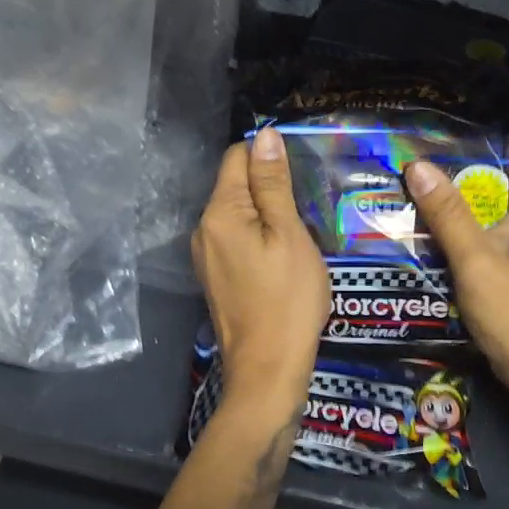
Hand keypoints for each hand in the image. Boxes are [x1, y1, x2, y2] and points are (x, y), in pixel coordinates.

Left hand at [193, 128, 330, 413]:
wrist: (267, 373)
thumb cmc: (286, 299)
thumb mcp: (289, 234)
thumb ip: (273, 183)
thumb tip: (264, 135)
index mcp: (219, 212)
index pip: (238, 156)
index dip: (269, 157)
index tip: (299, 175)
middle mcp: (203, 227)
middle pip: (235, 183)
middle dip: (268, 185)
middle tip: (306, 204)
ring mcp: (205, 254)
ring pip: (237, 211)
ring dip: (265, 212)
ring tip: (299, 230)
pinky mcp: (214, 275)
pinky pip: (235, 236)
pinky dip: (257, 235)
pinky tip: (281, 254)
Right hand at [405, 146, 508, 393]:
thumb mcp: (474, 261)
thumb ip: (447, 212)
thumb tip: (417, 165)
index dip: (480, 138)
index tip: (440, 132)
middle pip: (500, 177)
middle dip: (460, 170)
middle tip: (415, 159)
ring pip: (495, 206)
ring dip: (461, 201)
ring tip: (416, 186)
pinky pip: (496, 230)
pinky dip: (470, 226)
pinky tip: (435, 227)